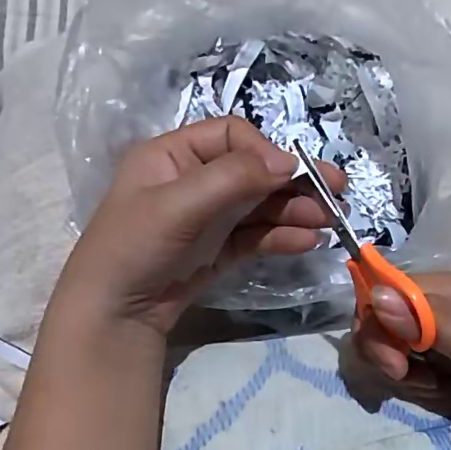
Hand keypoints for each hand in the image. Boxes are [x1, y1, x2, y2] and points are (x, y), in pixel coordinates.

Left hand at [56, 117, 344, 335]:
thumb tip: (288, 162)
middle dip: (293, 182)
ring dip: (294, 211)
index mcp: (172, 155)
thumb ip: (233, 178)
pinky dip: (281, 236)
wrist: (113, 313)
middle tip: (337, 193)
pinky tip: (307, 242)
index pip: (230, 136)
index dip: (265, 151)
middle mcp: (192, 181)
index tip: (293, 174)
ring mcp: (207, 218)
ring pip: (259, 206)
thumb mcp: (178, 204)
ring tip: (329, 222)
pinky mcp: (217, 251)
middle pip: (253, 171)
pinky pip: (255, 236)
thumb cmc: (135, 246)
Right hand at [352, 268, 450, 423]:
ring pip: (398, 344)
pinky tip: (442, 392)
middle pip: (388, 316)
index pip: (391, 290)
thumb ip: (432, 321)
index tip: (392, 365)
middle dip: (387, 351)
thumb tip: (375, 294)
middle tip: (407, 380)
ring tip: (437, 390)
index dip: (378, 323)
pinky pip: (418, 363)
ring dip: (405, 370)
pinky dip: (420, 380)